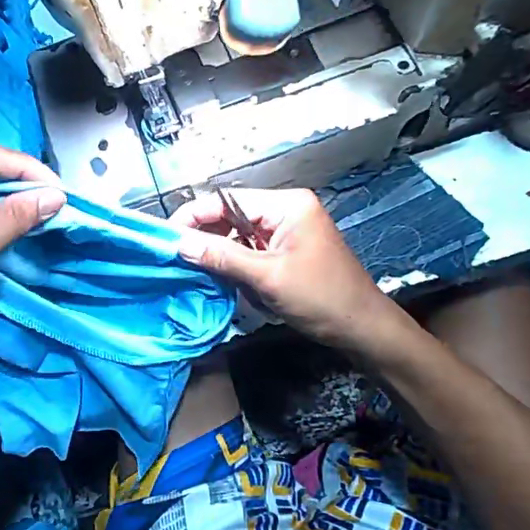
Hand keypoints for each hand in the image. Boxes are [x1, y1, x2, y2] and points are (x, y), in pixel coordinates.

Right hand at [172, 189, 408, 354]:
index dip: (194, 216)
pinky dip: (239, 267)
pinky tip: (233, 284)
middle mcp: (286, 210)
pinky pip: (252, 251)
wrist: (362, 328)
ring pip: (239, 236)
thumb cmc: (320, 298)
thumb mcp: (266, 277)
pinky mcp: (287, 251)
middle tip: (181, 261)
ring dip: (224, 257)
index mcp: (286, 205)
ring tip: (208, 276)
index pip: (227, 200)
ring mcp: (287, 231)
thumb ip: (222, 257)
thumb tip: (179, 244)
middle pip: (231, 216)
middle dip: (209, 239)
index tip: (167, 237)